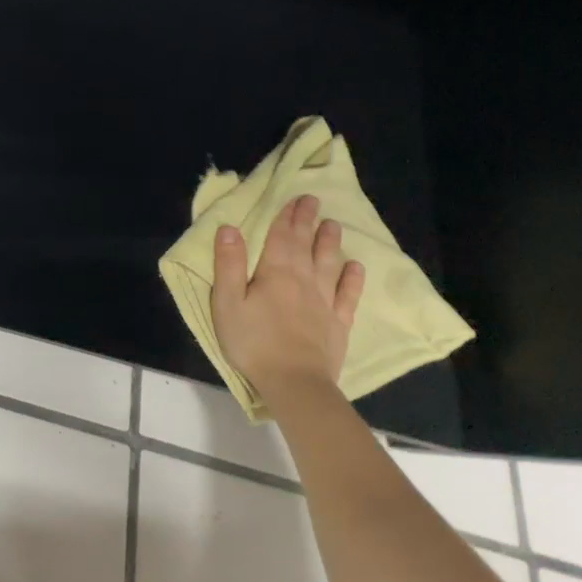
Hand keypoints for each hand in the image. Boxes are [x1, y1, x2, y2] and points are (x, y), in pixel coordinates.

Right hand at [212, 194, 366, 404]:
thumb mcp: (226, 301)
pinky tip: (354, 267)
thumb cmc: (252, 341)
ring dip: (330, 244)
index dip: (287, 218)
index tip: (295, 199)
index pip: (281, 238)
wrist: (295, 382)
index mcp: (274, 274)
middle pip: (305, 247)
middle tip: (313, 202)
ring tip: (334, 225)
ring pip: (328, 266)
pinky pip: (347, 296)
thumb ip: (229, 264)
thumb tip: (230, 228)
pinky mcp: (337, 325)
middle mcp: (303, 282)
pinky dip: (351, 279)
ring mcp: (324, 304)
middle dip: (307, 223)